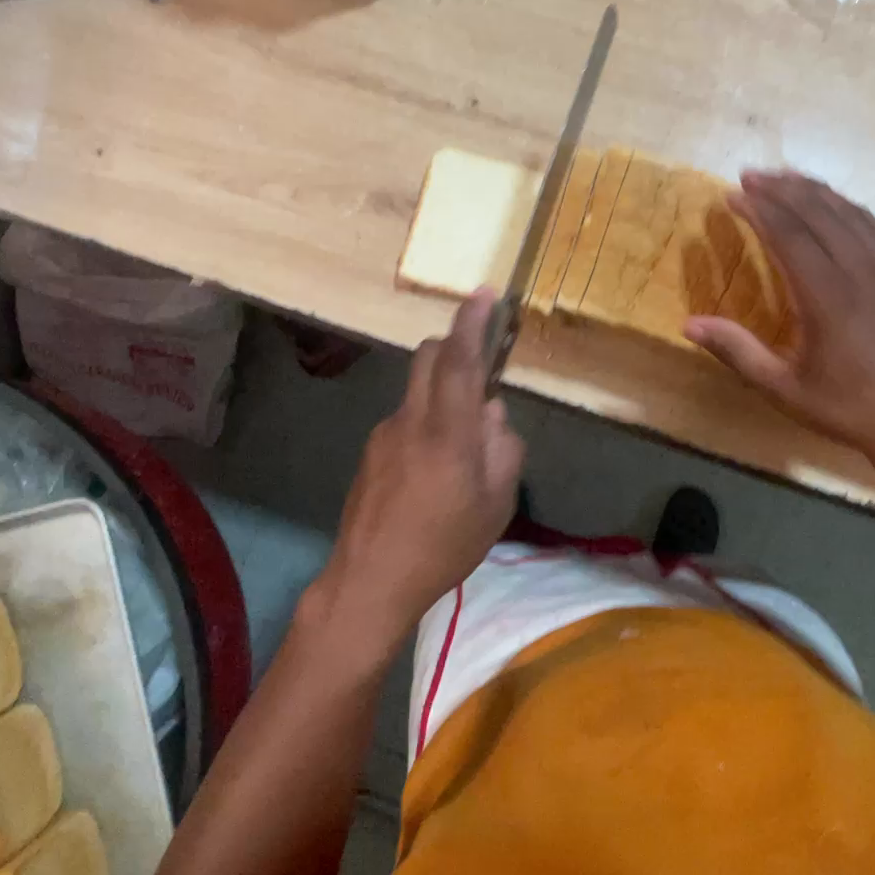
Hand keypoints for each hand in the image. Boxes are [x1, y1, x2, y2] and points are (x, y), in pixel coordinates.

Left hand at [312, 290, 525, 645]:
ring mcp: (384, 434)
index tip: (483, 293)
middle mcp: (411, 421)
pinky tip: (435, 472)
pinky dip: (427, 423)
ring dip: (443, 393)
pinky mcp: (371, 452)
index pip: (459, 361)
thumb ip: (503, 450)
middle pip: (428, 357)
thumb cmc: (444, 547)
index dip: (471, 323)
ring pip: (417, 390)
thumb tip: (494, 416)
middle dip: (454, 346)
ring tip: (464, 449)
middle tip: (482, 369)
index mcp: (448, 432)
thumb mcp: (496, 505)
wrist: (370, 580)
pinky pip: (406, 419)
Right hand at [684, 171, 874, 483]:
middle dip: (782, 189)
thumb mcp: (784, 388)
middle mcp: (859, 271)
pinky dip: (846, 207)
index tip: (731, 194)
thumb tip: (688, 325)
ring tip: (785, 178)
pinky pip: (872, 227)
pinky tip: (835, 207)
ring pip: (849, 213)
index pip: (789, 234)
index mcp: (827, 296)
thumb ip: (737, 351)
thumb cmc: (849, 410)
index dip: (758, 210)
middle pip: (819, 212)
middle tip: (749, 175)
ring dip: (814, 190)